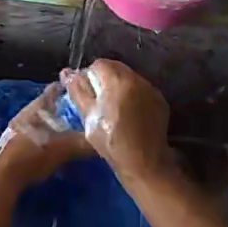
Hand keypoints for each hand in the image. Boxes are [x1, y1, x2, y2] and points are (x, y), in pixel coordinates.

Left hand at [0, 82, 93, 190]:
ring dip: (56, 127)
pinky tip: (57, 149)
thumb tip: (104, 141)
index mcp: (36, 107)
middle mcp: (25, 114)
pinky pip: (37, 136)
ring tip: (74, 133)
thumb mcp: (64, 148)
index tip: (86, 91)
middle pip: (49, 106)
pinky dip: (48, 139)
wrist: (5, 178)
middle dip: (65, 110)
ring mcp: (18, 130)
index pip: (54, 90)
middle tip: (84, 115)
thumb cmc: (34, 155)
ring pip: (42, 122)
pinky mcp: (15, 146)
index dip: (69, 89)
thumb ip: (84, 142)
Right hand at [60, 60, 171, 186]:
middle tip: (99, 100)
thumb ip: (78, 91)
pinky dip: (134, 95)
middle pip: (116, 68)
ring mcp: (151, 89)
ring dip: (120, 86)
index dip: (89, 76)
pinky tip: (130, 114)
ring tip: (114, 108)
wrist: (144, 162)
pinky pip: (142, 89)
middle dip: (105, 78)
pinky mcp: (160, 101)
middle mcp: (137, 79)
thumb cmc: (111, 141)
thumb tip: (67, 73)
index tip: (88, 92)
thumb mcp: (88, 117)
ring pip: (130, 78)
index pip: (99, 64)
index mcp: (118, 80)